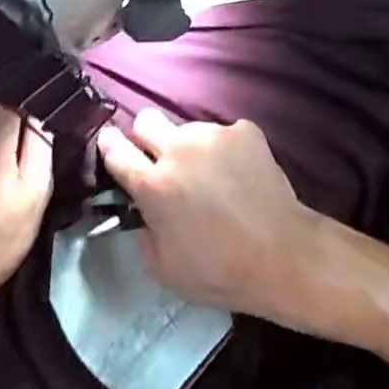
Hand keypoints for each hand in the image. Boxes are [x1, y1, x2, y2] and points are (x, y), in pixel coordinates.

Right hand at [97, 109, 323, 323]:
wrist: (279, 252)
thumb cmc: (216, 269)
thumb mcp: (161, 265)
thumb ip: (143, 227)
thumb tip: (141, 205)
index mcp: (154, 185)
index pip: (116, 151)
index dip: (109, 146)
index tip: (110, 144)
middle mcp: (180, 150)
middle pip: (147, 120)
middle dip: (146, 136)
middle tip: (159, 160)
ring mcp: (215, 134)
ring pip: (189, 129)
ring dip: (190, 148)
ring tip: (211, 178)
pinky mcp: (246, 130)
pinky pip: (224, 133)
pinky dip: (225, 149)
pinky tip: (238, 173)